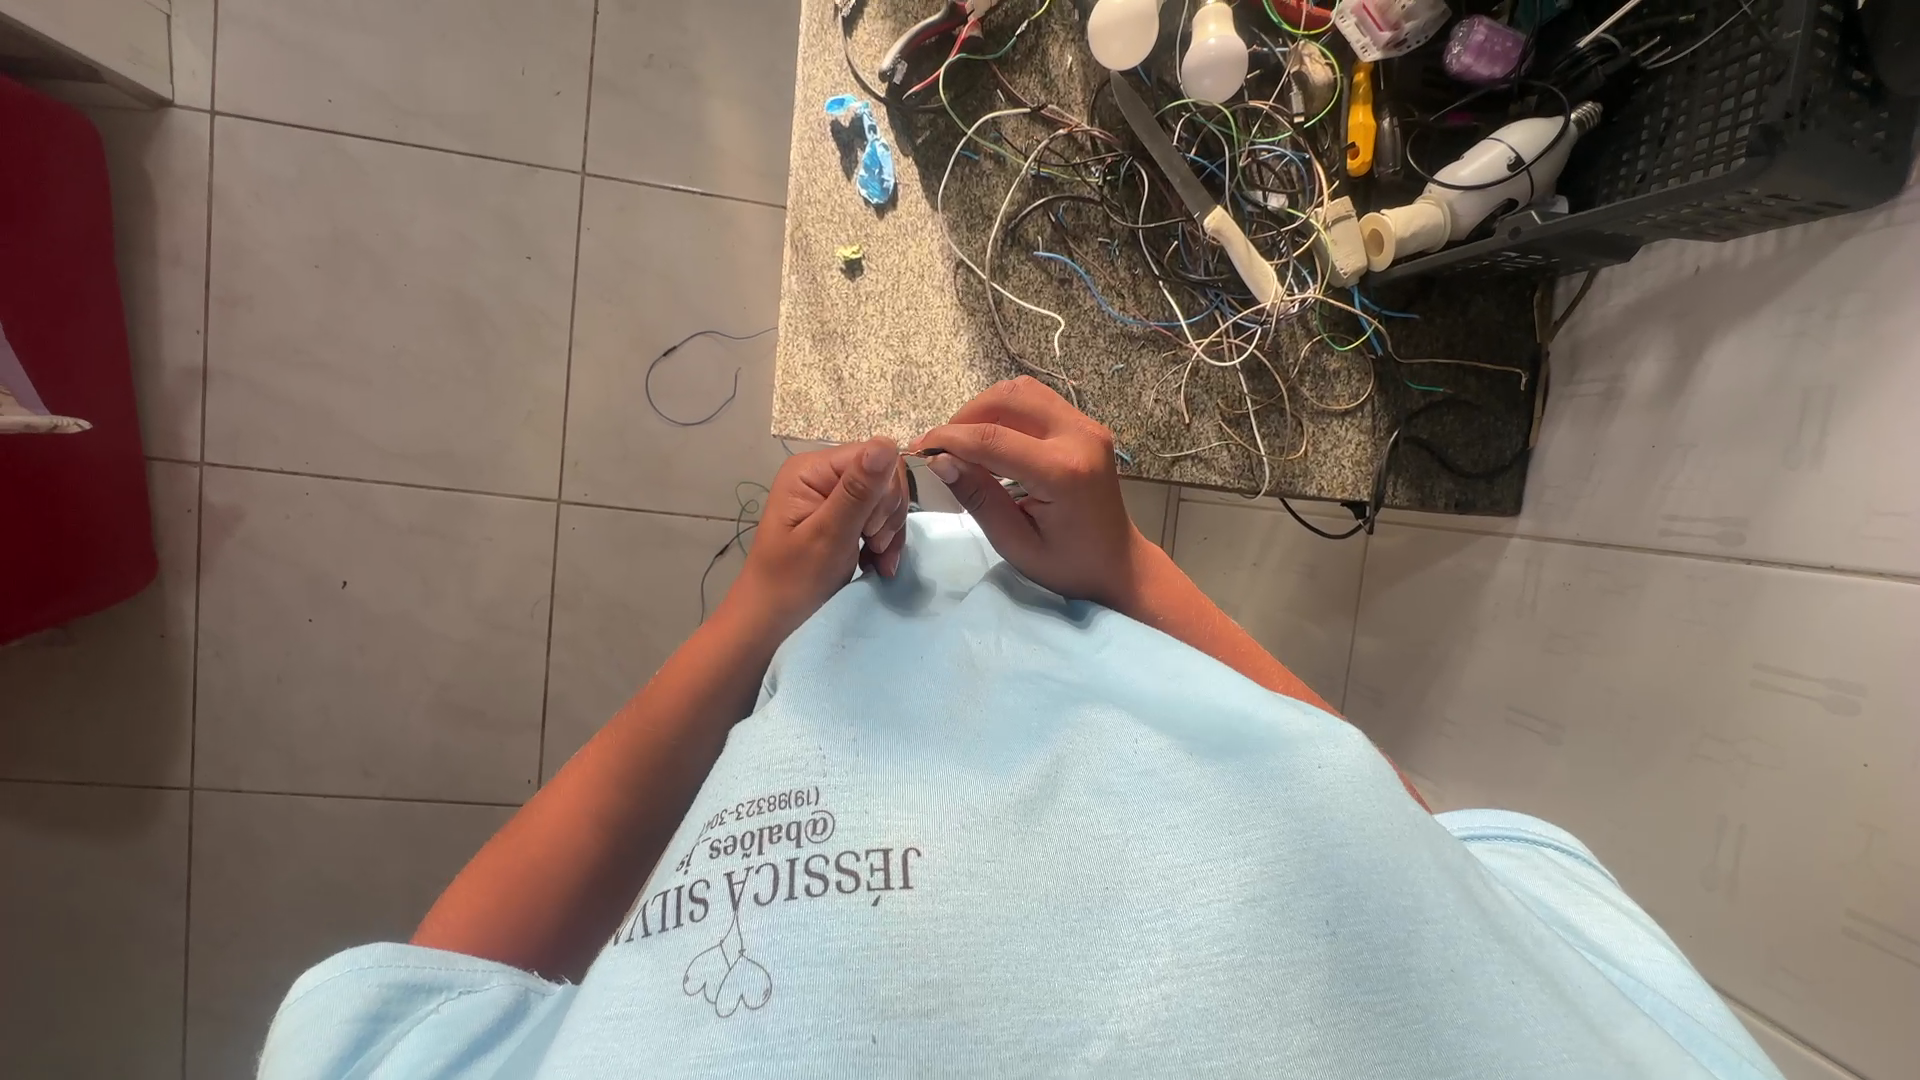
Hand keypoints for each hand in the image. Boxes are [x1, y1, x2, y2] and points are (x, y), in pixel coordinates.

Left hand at [725, 438, 910, 637]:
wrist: (772, 617)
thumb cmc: (793, 580)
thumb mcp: (829, 536)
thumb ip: (858, 491)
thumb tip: (887, 443)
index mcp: (811, 469)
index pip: (874, 456)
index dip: (884, 493)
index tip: (872, 531)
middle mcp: (822, 473)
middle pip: (884, 476)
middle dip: (888, 514)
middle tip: (873, 546)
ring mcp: (832, 494)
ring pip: (887, 498)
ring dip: (889, 531)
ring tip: (876, 558)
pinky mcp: (843, 514)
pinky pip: (880, 516)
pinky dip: (885, 540)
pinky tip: (879, 562)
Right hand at [912, 377, 1146, 609]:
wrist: (1119, 564)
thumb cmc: (1069, 565)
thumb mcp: (1016, 543)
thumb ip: (979, 498)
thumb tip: (940, 461)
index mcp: (1064, 472)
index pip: (993, 439)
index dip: (949, 439)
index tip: (919, 449)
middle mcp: (1079, 437)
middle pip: (1009, 398)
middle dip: (966, 417)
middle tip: (942, 448)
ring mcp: (1087, 426)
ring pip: (1022, 392)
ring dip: (984, 410)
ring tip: (964, 443)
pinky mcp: (1085, 426)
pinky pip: (1036, 402)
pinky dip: (1005, 413)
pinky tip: (990, 441)